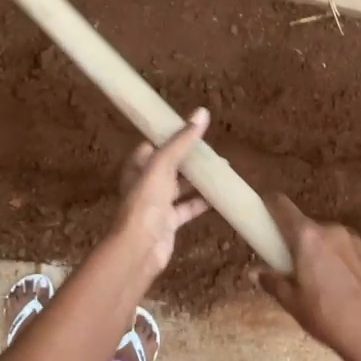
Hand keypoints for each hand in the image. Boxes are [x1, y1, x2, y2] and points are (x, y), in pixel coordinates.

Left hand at [108, 109, 212, 279]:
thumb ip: (182, 141)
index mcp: (138, 166)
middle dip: (191, 159)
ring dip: (199, 180)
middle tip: (214, 152)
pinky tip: (220, 197)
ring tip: (222, 170)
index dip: (173, 137)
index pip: (156, 144)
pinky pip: (188, 208)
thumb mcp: (163, 165)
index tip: (195, 130)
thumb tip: (201, 113)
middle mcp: (146, 182)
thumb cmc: (146, 201)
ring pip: (181, 187)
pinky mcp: (169, 222)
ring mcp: (157, 204)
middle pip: (171, 166)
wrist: (140, 247)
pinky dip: (203, 202)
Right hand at [257, 195, 360, 360]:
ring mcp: (355, 241)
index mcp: (307, 237)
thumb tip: (255, 273)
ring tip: (320, 286)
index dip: (267, 205)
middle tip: (292, 269)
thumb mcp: (292, 303)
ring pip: (327, 240)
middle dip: (295, 242)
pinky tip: (343, 291)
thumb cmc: (328, 317)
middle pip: (305, 227)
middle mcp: (331, 230)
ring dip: (319, 253)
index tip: (261, 216)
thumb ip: (272, 282)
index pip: (281, 205)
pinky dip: (338, 262)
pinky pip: (345, 251)